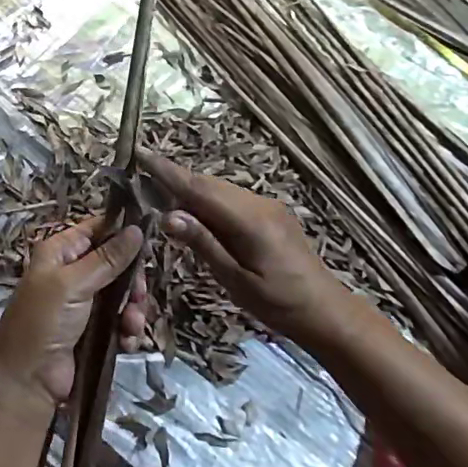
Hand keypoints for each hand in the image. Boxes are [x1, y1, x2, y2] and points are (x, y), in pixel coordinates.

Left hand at [0, 216, 148, 413]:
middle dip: (131, 280)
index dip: (120, 231)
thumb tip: (136, 228)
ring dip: (132, 309)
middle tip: (138, 295)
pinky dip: (127, 330)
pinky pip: (120, 321)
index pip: (95, 229)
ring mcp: (83, 303)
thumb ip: (107, 258)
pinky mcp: (93, 330)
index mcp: (58, 252)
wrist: (28, 380)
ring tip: (130, 325)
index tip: (148, 238)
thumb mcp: (73, 284)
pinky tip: (127, 342)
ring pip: (122, 294)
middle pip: (115, 263)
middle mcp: (71, 272)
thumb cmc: (44, 321)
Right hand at [139, 152, 355, 342]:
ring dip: (190, 190)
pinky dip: (207, 200)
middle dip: (174, 179)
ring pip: (218, 189)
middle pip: (207, 184)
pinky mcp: (270, 214)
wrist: (328, 312)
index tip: (140, 154)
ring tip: (161, 197)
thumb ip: (203, 244)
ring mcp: (267, 206)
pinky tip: (195, 215)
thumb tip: (168, 215)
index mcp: (249, 220)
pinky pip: (230, 198)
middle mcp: (258, 204)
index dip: (167, 171)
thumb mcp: (236, 280)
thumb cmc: (279, 304)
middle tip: (140, 181)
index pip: (198, 189)